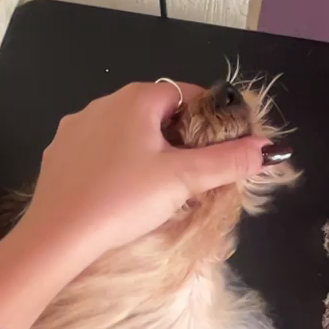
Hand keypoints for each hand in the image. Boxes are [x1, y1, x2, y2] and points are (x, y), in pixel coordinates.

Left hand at [14, 82, 281, 264]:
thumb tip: (270, 149)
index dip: (207, 118)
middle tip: (190, 174)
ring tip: (155, 187)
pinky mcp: (58, 156)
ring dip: (144, 150)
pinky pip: (97, 151)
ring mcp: (74, 129)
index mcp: (135, 99)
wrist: (58, 236)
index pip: (185, 92)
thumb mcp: (183, 180)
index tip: (217, 148)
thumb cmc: (124, 200)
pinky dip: (114, 164)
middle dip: (176, 137)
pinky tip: (119, 194)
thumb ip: (228, 162)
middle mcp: (102, 104)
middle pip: (154, 111)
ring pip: (123, 131)